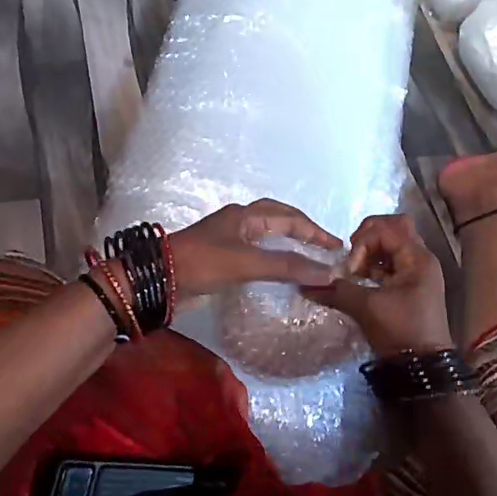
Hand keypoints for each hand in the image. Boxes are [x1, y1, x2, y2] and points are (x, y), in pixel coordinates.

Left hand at [168, 199, 341, 296]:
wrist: (159, 280)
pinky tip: (282, 270)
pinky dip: (276, 258)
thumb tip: (327, 273)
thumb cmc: (202, 262)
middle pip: (280, 219)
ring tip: (310, 257)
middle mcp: (240, 222)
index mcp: (246, 215)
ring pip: (268, 236)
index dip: (315, 231)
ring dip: (290, 243)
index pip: (290, 217)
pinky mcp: (223, 259)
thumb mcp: (247, 262)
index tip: (337, 247)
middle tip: (326, 247)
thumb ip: (286, 266)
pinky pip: (258, 253)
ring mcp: (230, 240)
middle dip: (304, 231)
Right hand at [301, 215, 453, 354]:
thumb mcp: (367, 308)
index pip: (387, 229)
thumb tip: (306, 285)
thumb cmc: (401, 330)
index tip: (351, 269)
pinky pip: (391, 263)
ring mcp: (417, 272)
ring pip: (392, 245)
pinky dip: (374, 266)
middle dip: (368, 237)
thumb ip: (338, 291)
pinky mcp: (411, 285)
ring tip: (353, 271)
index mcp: (417, 258)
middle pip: (394, 228)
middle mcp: (421, 259)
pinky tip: (359, 280)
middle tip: (352, 255)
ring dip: (370, 252)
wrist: (423, 365)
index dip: (363, 243)